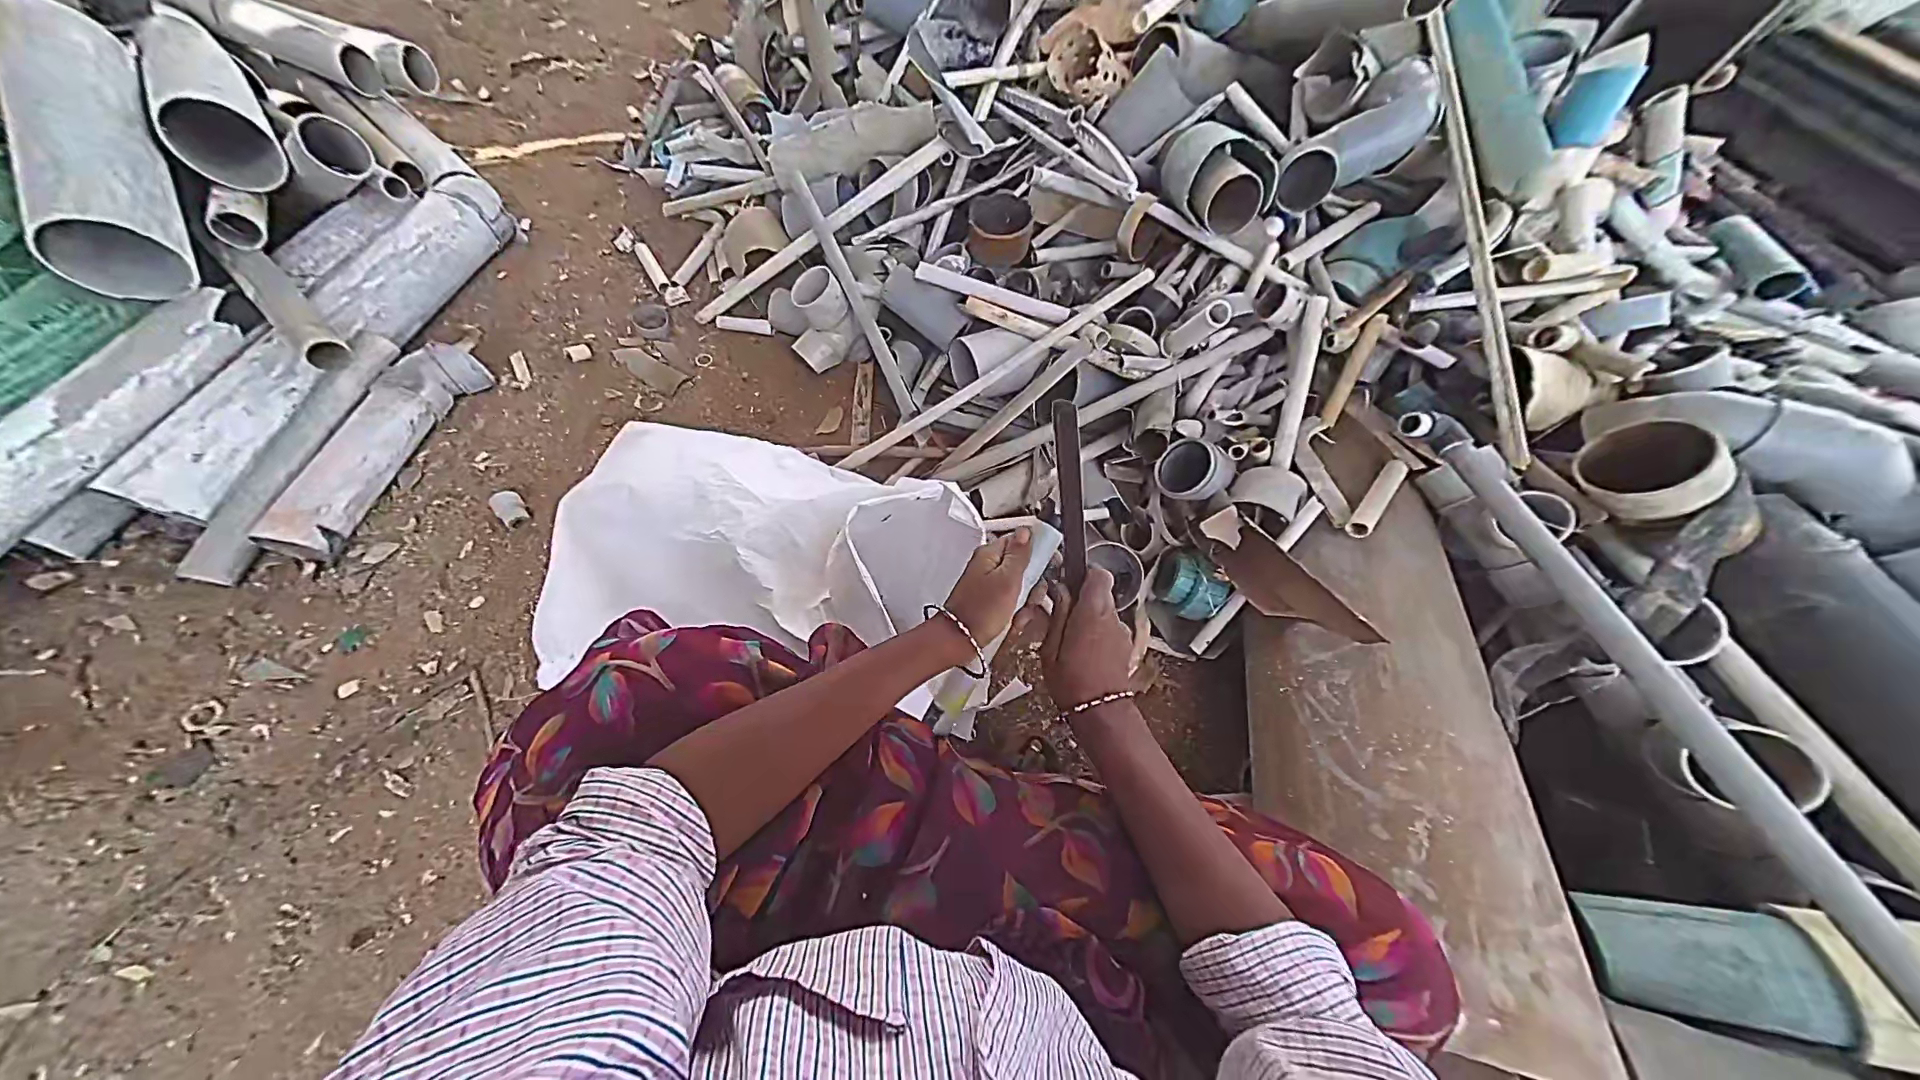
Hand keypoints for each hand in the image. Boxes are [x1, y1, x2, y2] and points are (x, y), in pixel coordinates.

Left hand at [940, 527, 1036, 655]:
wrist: (960, 640)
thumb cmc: (980, 612)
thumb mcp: (1008, 579)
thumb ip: (1019, 554)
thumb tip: (1026, 530)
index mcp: (990, 555)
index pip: (1020, 541)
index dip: (1035, 553)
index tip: (1041, 568)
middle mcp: (988, 567)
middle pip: (1023, 567)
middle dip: (1032, 585)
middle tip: (1028, 596)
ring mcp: (989, 585)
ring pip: (1020, 587)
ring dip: (1025, 602)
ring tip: (1018, 613)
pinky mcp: (990, 602)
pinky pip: (1012, 603)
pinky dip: (1015, 613)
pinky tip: (1013, 621)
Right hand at [1041, 567, 1134, 711]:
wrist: (1100, 711)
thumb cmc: (1070, 680)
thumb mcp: (1050, 646)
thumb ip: (1058, 613)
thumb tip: (1060, 590)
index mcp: (1092, 611)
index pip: (1098, 574)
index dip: (1084, 575)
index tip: (1068, 585)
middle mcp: (1112, 616)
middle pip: (1102, 592)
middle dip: (1083, 599)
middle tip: (1063, 615)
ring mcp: (1122, 632)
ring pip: (1106, 611)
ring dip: (1091, 616)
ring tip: (1072, 638)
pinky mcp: (1126, 646)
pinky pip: (1111, 628)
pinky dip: (1099, 633)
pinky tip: (1085, 652)